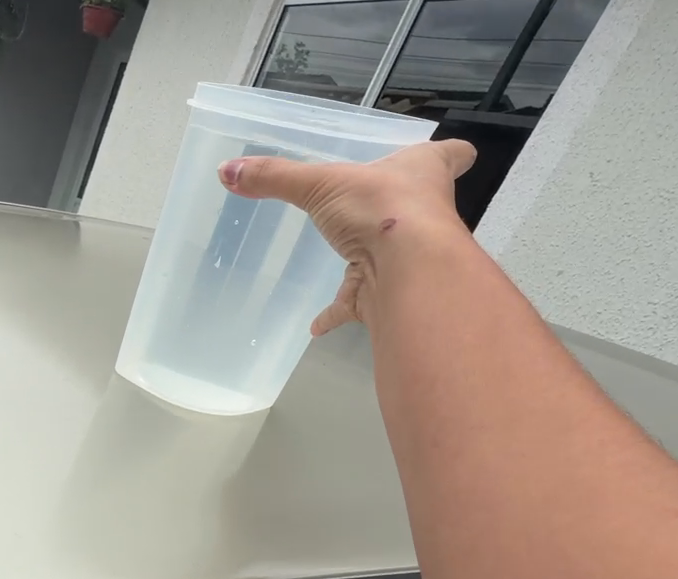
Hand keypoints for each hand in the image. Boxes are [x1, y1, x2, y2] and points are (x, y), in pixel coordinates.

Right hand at [217, 139, 476, 334]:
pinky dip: (338, 312)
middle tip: (376, 209)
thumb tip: (226, 170)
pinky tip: (316, 324)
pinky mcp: (389, 292)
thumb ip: (275, 178)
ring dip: (375, 257)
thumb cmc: (381, 209)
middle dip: (404, 210)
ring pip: (396, 253)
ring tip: (348, 255)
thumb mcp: (321, 183)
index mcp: (424, 173)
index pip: (452, 155)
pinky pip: (358, 301)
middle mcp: (426, 213)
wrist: (407, 268)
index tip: (441, 158)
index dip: (447, 156)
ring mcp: (411, 256)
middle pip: (423, 206)